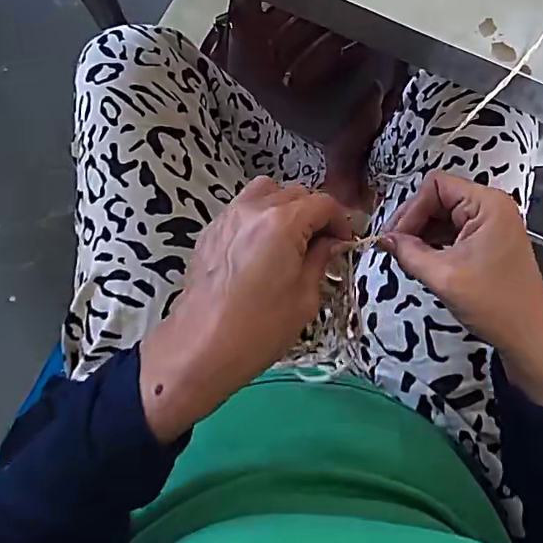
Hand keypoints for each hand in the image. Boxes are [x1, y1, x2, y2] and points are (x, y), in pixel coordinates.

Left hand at [140, 177, 353, 440]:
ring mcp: (229, 217)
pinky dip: (260, 216)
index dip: (340, 221)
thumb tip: (330, 243)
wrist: (199, 350)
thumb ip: (321, 259)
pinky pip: (243, 207)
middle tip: (323, 243)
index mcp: (283, 223)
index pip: (324, 203)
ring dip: (286, 207)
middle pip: (297, 192)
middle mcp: (255, 210)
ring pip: (267, 192)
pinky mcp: (211, 230)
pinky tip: (263, 246)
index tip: (344, 241)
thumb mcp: (304, 297)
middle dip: (315, 213)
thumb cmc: (257, 329)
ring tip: (291, 237)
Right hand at [379, 171, 542, 407]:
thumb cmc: (497, 305)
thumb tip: (386, 239)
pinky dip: (435, 242)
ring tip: (404, 255)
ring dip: (422, 233)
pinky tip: (421, 259)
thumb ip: (409, 252)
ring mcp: (492, 224)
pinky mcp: (489, 241)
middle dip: (414, 220)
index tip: (394, 236)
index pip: (436, 186)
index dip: (411, 209)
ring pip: (445, 216)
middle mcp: (493, 207)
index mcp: (488, 204)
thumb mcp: (444, 276)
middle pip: (440, 198)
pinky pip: (455, 231)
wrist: (529, 337)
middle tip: (392, 245)